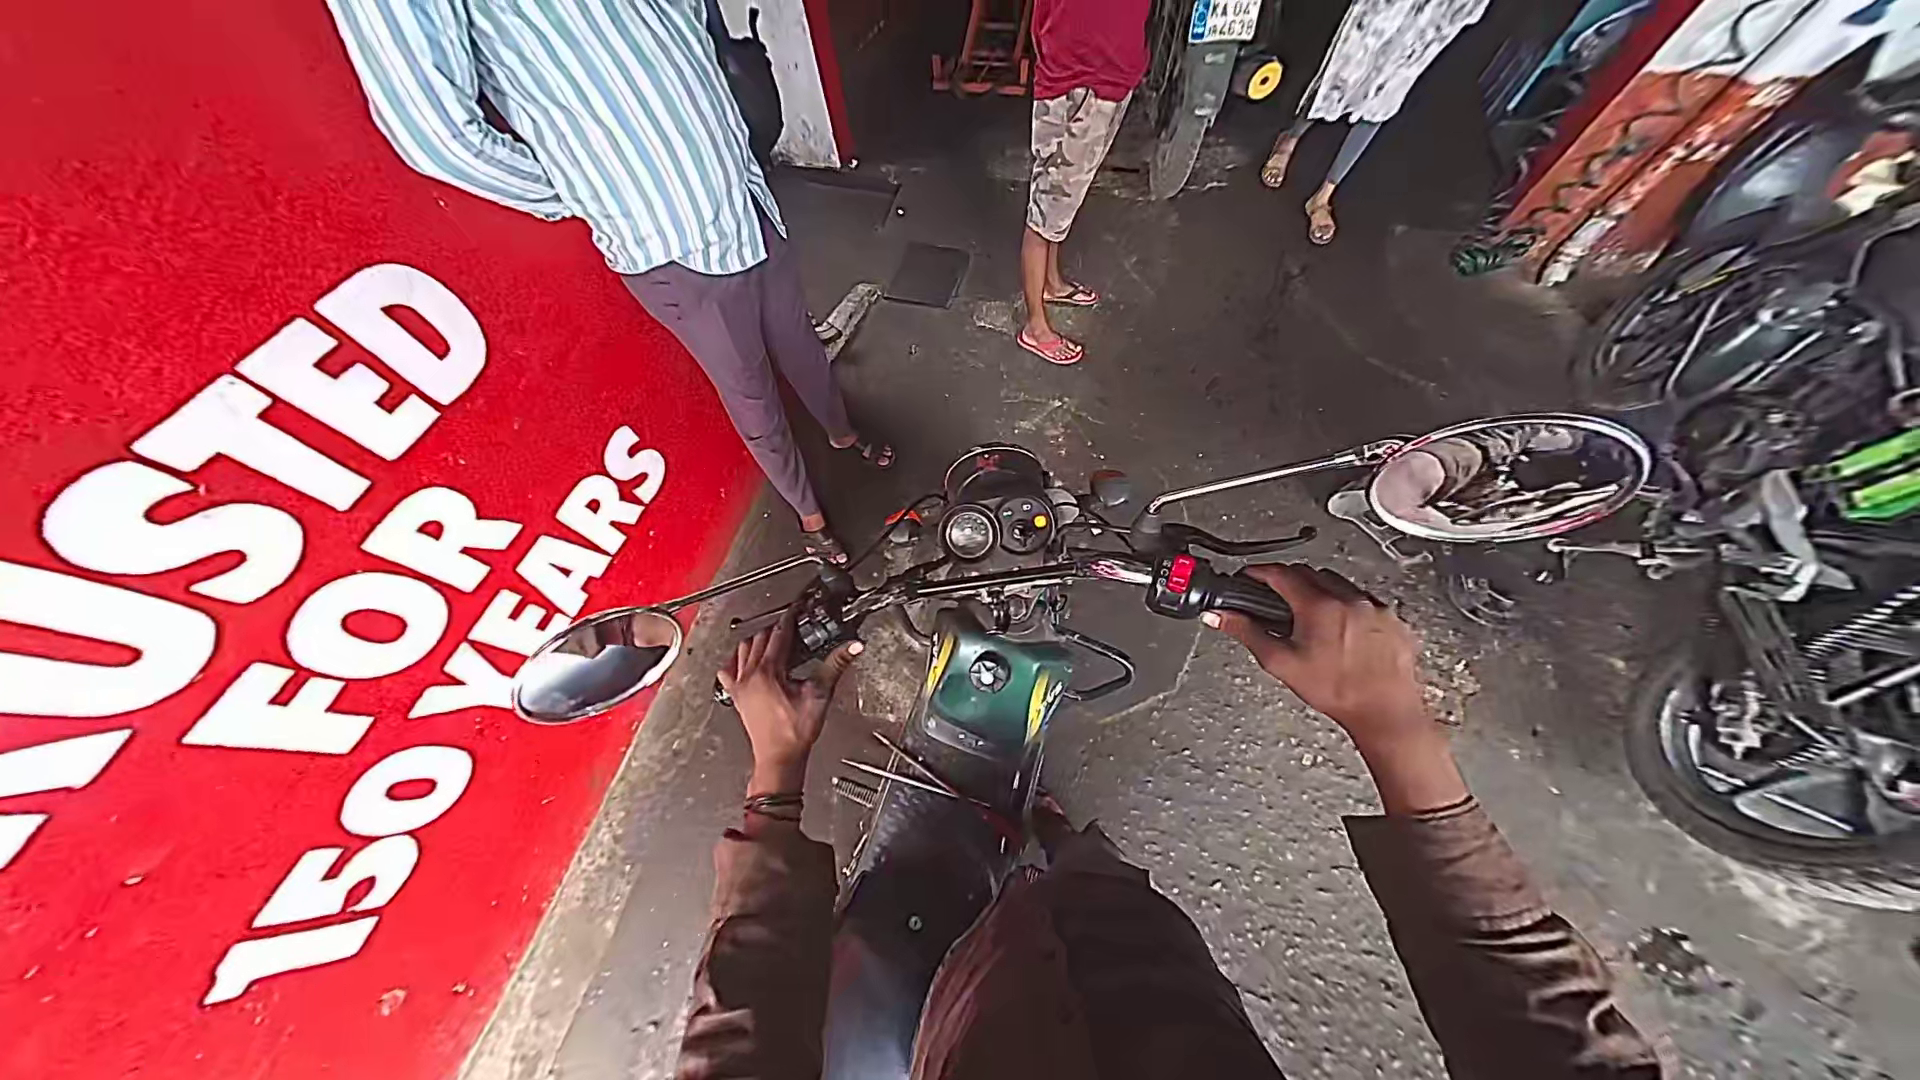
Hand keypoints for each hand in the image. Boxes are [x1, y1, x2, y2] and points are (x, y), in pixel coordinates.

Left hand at [717, 609, 861, 797]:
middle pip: (760, 638)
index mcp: (769, 672)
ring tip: (773, 639)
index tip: (796, 611)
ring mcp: (739, 685)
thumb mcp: (820, 694)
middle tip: (791, 626)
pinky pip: (728, 669)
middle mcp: (750, 675)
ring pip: (742, 649)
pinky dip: (737, 659)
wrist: (779, 757)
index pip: (779, 634)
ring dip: (757, 640)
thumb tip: (851, 647)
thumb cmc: (795, 732)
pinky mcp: (736, 695)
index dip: (790, 619)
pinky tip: (746, 659)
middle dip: (776, 628)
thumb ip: (835, 665)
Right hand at [1204, 563, 1465, 814]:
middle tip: (1273, 594)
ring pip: (1338, 582)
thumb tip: (1220, 617)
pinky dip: (1346, 603)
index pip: (1281, 573)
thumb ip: (1246, 632)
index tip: (1250, 575)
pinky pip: (1363, 598)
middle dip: (1287, 578)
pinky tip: (1339, 625)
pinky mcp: (1393, 619)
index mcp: (1319, 606)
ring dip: (1318, 588)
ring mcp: (1375, 608)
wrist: (1385, 712)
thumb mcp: (1280, 662)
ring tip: (1306, 612)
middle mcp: (1350, 600)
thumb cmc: (1338, 691)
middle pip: (1310, 572)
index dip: (1259, 572)